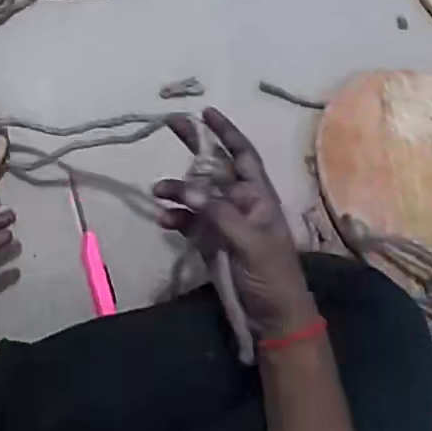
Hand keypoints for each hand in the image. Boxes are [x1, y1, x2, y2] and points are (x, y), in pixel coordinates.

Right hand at [153, 108, 316, 336]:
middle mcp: (240, 202)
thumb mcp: (250, 243)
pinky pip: (188, 221)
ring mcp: (223, 221)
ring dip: (178, 189)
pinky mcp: (210, 241)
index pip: (243, 154)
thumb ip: (219, 214)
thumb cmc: (272, 276)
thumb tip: (189, 188)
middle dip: (195, 146)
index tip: (206, 111)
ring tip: (158, 191)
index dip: (226, 131)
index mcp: (259, 196)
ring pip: (197, 194)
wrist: (273, 319)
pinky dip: (175, 217)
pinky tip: (163, 219)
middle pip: (215, 166)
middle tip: (171, 123)